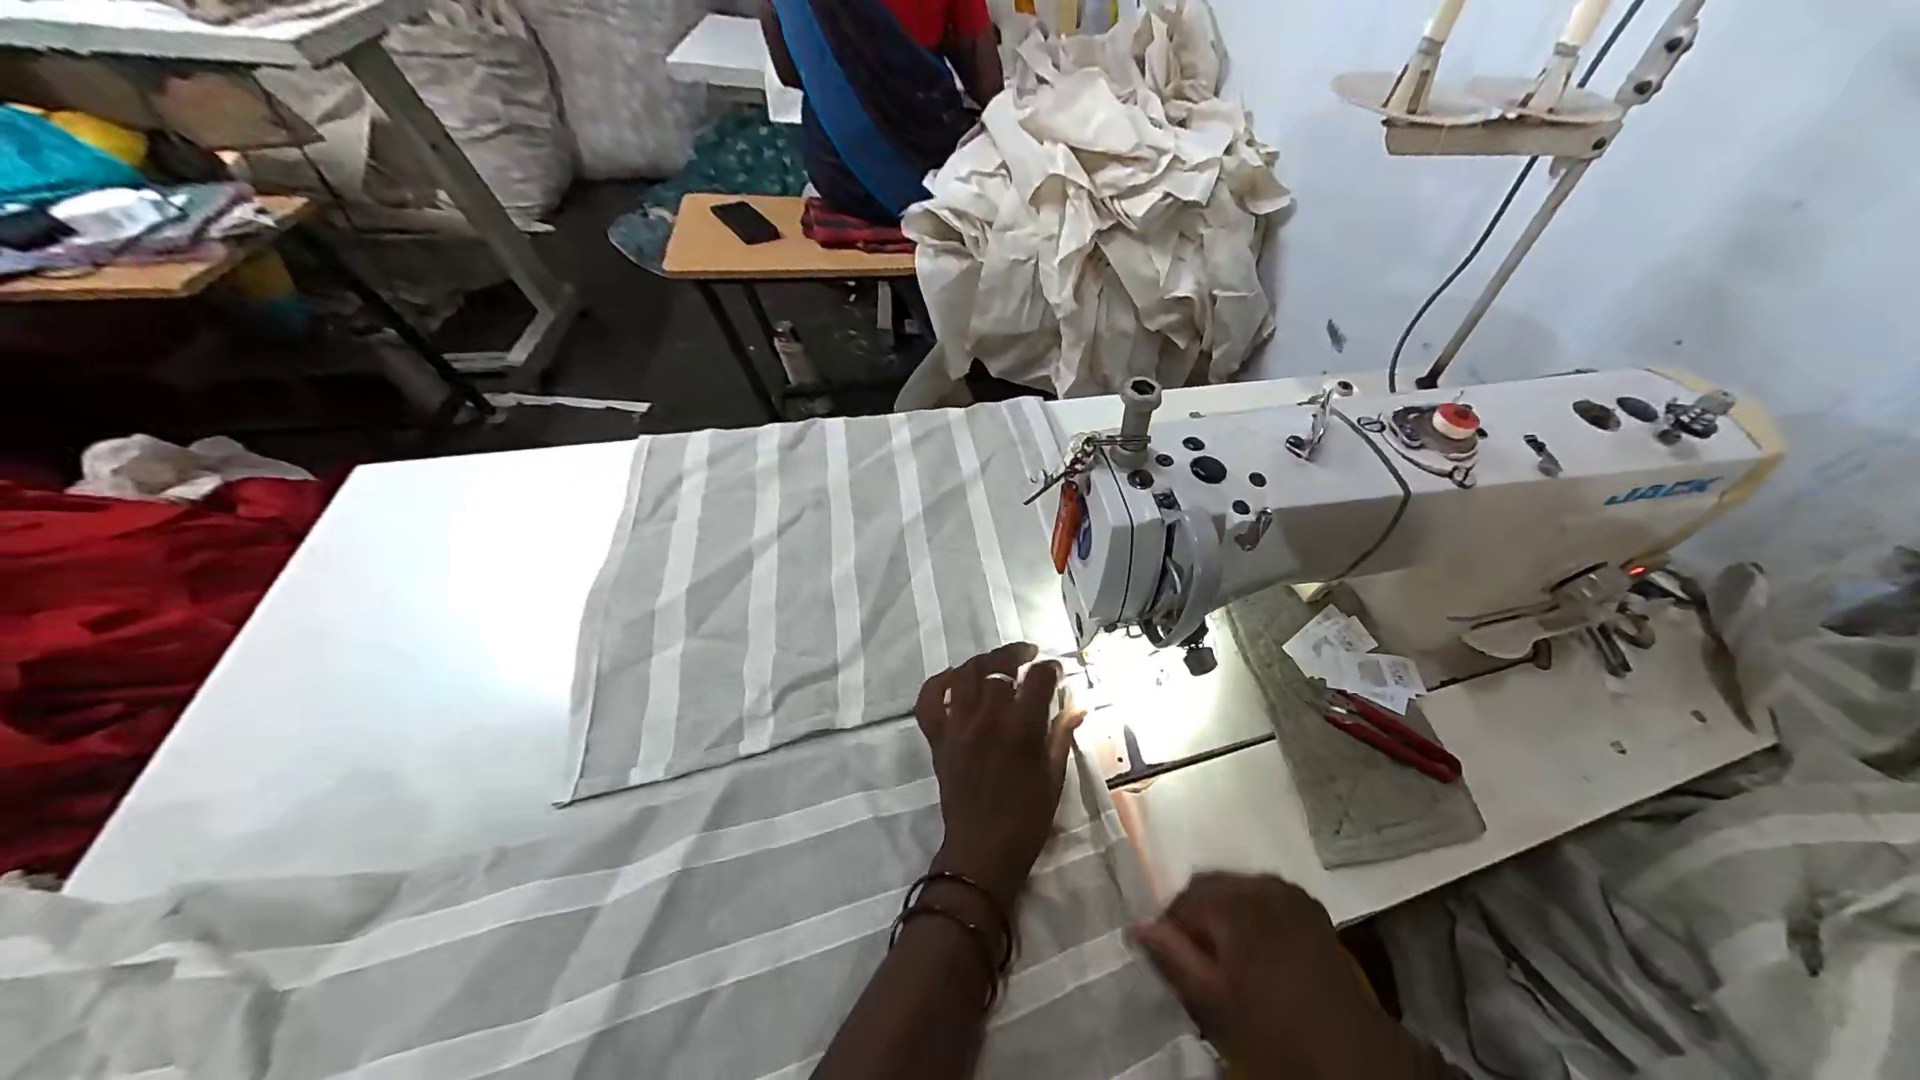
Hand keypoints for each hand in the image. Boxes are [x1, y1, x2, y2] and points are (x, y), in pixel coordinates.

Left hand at [914, 643, 1080, 907]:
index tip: (1056, 671)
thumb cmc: (1027, 819)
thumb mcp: (1054, 777)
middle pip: (998, 668)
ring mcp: (957, 726)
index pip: (1038, 678)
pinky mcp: (937, 738)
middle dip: (1017, 656)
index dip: (1051, 668)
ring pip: (965, 674)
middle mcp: (986, 719)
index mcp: (1021, 728)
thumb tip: (1076, 706)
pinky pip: (929, 699)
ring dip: (983, 662)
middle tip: (1028, 656)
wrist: (982, 850)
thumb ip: (1061, 734)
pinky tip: (955, 678)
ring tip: (997, 663)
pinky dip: (940, 682)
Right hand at [1132, 874, 1438, 1079]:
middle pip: (1208, 885)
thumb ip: (1172, 958)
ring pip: (1236, 888)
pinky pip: (1264, 895)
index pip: (1180, 900)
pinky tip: (1254, 948)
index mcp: (1233, 902)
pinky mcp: (1311, 909)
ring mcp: (1290, 893)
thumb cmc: (1275, 1031)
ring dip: (1221, 911)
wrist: (1355, 1057)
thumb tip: (1136, 926)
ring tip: (1223, 956)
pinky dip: (1249, 912)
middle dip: (1194, 915)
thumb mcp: (1213, 1003)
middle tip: (1194, 958)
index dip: (1168, 929)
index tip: (1169, 960)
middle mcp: (1261, 884)